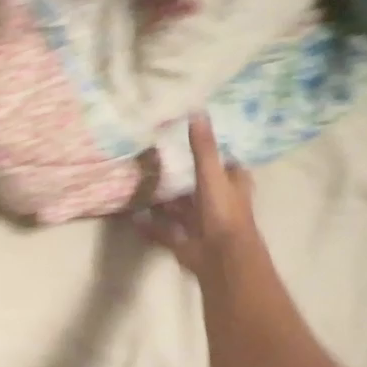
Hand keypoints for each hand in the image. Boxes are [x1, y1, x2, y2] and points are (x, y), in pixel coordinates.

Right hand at [132, 112, 258, 273]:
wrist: (221, 254)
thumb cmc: (223, 210)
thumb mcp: (212, 174)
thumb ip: (203, 148)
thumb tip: (196, 111)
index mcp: (233, 185)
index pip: (226, 165)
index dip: (213, 155)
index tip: (192, 143)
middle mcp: (219, 203)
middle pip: (200, 187)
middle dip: (183, 179)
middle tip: (159, 165)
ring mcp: (201, 223)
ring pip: (181, 210)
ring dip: (165, 204)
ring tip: (141, 189)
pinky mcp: (184, 241)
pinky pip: (164, 230)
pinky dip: (150, 226)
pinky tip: (134, 218)